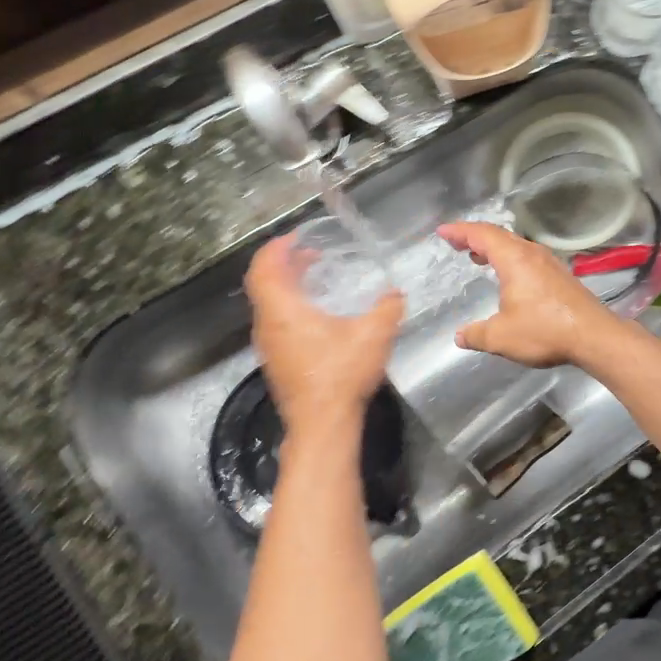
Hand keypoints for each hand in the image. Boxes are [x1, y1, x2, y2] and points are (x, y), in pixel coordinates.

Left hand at [244, 233, 402, 447]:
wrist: (322, 423)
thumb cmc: (341, 373)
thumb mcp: (375, 334)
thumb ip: (387, 308)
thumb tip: (395, 293)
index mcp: (283, 310)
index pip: (264, 268)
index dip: (276, 248)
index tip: (296, 237)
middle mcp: (268, 325)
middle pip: (264, 284)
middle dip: (285, 264)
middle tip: (311, 254)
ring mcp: (269, 346)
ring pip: (270, 305)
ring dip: (288, 287)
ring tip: (315, 280)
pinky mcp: (278, 362)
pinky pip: (277, 323)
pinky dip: (292, 308)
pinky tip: (318, 315)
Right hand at [437, 222, 617, 367]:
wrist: (593, 335)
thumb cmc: (545, 330)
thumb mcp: (501, 336)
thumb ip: (477, 334)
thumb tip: (460, 336)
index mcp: (515, 259)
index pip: (482, 235)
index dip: (460, 231)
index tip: (443, 232)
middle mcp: (532, 254)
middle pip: (500, 236)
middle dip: (475, 237)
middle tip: (456, 243)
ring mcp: (550, 263)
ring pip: (516, 246)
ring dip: (495, 248)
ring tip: (477, 257)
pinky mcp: (561, 275)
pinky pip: (528, 257)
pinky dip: (510, 259)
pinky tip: (508, 276)